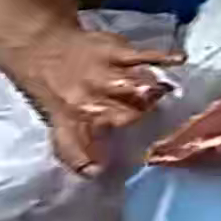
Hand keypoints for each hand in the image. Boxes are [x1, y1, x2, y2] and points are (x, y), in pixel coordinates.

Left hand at [0, 24, 182, 174]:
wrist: (41, 48)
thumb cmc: (54, 88)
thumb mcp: (56, 116)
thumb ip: (78, 141)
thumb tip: (95, 172)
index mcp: (67, 119)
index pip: (74, 142)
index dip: (85, 158)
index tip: (100, 170)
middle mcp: (84, 99)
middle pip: (119, 112)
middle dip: (134, 116)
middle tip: (148, 116)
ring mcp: (102, 74)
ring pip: (131, 84)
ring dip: (148, 90)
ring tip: (161, 93)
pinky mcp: (117, 51)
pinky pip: (144, 54)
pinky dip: (163, 56)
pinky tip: (179, 59)